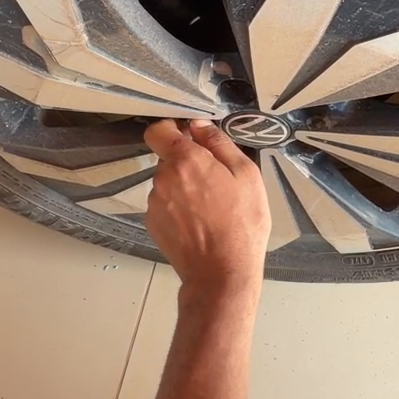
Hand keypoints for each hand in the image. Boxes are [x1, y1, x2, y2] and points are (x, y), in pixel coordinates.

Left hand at [142, 119, 270, 298]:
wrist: (222, 274)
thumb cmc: (241, 223)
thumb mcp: (246, 174)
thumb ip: (218, 142)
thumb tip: (199, 124)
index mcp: (185, 160)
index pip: (158, 130)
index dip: (172, 129)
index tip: (190, 137)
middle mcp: (163, 178)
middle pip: (167, 157)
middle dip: (187, 162)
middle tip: (216, 180)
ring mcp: (155, 203)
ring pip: (167, 182)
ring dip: (183, 186)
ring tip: (210, 206)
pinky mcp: (153, 224)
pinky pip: (164, 204)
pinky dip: (178, 207)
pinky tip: (199, 222)